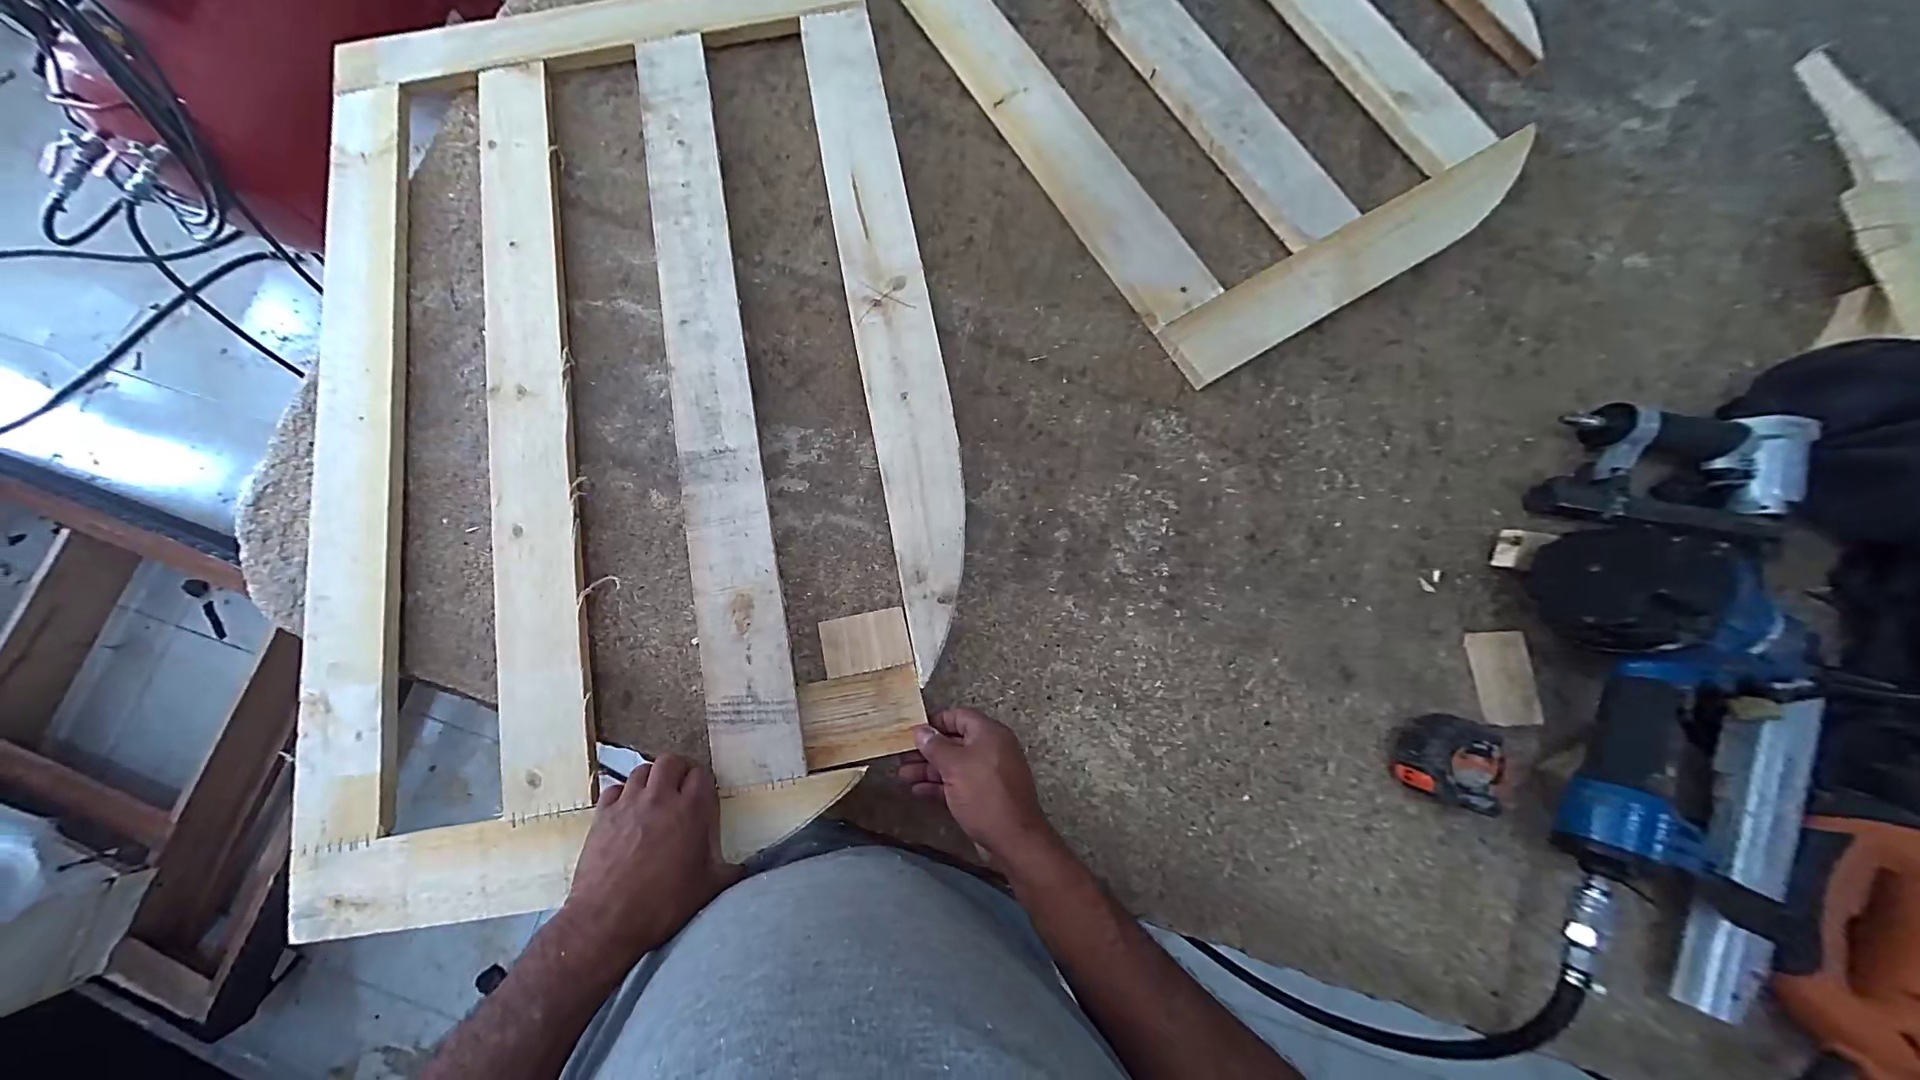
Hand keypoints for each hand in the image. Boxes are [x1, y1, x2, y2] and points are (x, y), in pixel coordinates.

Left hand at [560, 755, 742, 964]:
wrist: (606, 922)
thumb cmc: (662, 904)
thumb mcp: (707, 888)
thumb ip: (730, 871)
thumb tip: (744, 870)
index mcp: (691, 810)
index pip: (701, 774)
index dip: (703, 782)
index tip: (702, 797)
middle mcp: (660, 798)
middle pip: (671, 761)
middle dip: (678, 770)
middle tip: (679, 789)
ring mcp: (628, 805)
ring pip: (642, 770)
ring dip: (651, 779)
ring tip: (653, 797)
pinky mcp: (602, 817)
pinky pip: (613, 790)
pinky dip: (622, 795)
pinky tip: (625, 812)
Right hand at [900, 707, 1060, 867]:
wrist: (1013, 839)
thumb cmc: (984, 794)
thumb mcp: (955, 766)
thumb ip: (935, 746)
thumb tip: (921, 730)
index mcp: (989, 733)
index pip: (958, 717)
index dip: (935, 722)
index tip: (913, 732)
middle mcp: (991, 749)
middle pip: (954, 742)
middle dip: (927, 750)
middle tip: (902, 756)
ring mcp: (989, 773)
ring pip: (954, 765)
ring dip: (928, 769)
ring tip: (903, 775)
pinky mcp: (985, 795)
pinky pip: (959, 783)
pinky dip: (940, 785)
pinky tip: (918, 790)